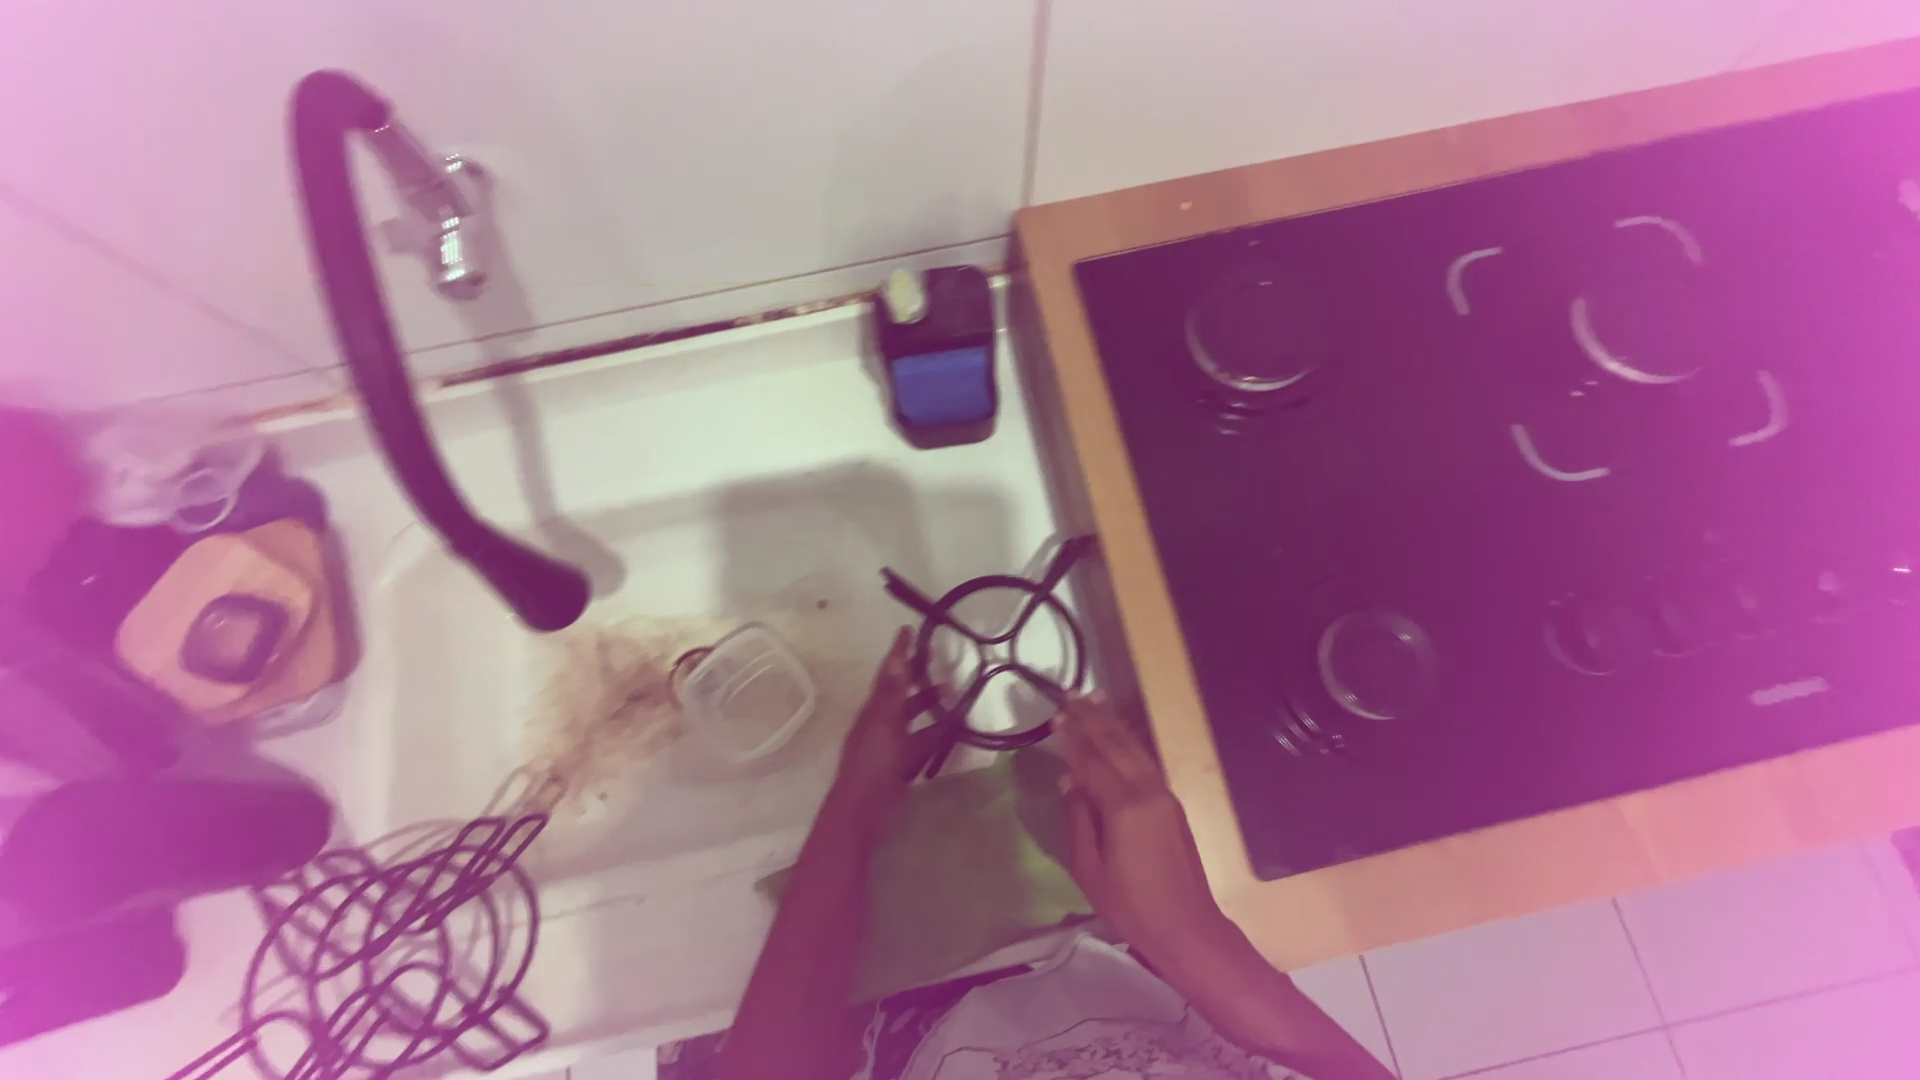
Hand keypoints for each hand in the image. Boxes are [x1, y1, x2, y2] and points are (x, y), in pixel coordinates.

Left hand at [827, 628, 936, 825]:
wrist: (862, 814)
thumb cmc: (871, 766)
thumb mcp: (883, 726)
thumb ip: (891, 694)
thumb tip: (894, 658)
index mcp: (874, 710)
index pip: (888, 673)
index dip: (898, 652)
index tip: (909, 629)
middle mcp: (881, 722)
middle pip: (900, 692)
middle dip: (916, 674)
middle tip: (939, 656)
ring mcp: (891, 745)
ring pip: (912, 717)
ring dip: (928, 703)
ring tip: (952, 692)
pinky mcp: (901, 765)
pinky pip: (921, 742)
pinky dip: (936, 733)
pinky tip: (953, 730)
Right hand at [1056, 695, 1238, 973]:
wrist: (1188, 928)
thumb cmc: (1131, 907)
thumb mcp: (1090, 870)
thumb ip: (1078, 819)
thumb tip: (1069, 781)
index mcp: (1122, 807)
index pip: (1091, 761)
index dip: (1072, 737)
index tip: (1055, 716)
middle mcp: (1145, 791)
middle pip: (1114, 744)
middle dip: (1091, 718)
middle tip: (1069, 696)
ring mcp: (1163, 794)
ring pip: (1133, 747)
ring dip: (1111, 721)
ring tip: (1093, 699)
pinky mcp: (1171, 802)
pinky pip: (1145, 759)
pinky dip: (1128, 739)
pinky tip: (1119, 730)